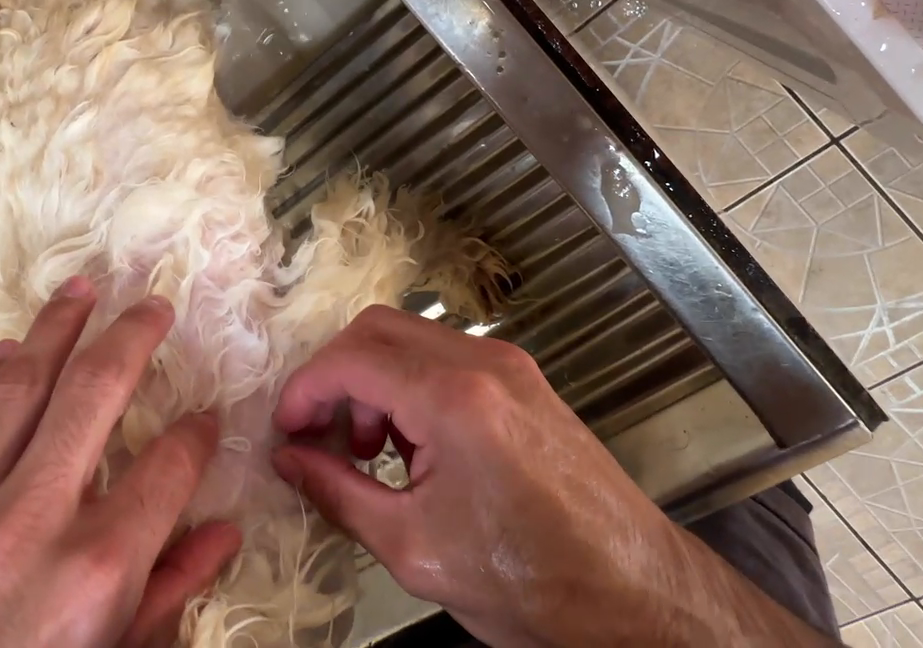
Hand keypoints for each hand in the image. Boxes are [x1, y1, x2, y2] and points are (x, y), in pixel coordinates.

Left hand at [0, 279, 241, 647]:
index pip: (169, 467)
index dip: (197, 435)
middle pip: (92, 393)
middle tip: (152, 303)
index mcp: (93, 574)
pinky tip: (6, 353)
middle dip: (131, 337)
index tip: (206, 417)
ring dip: (52, 331)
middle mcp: (24, 528)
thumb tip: (224, 529)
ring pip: (13, 391)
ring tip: (79, 290)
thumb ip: (169, 595)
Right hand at [270, 305, 831, 647]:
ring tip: (369, 450)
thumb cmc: (528, 580)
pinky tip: (411, 443)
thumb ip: (337, 493)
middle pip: (376, 328)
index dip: (305, 390)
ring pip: (409, 336)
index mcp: (453, 398)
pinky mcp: (522, 378)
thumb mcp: (414, 548)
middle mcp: (481, 361)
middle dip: (335, 376)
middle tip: (321, 435)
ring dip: (372, 379)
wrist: (635, 593)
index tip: (287, 430)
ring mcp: (507, 364)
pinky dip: (408, 383)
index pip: (351, 359)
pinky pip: (443, 355)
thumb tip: (290, 460)